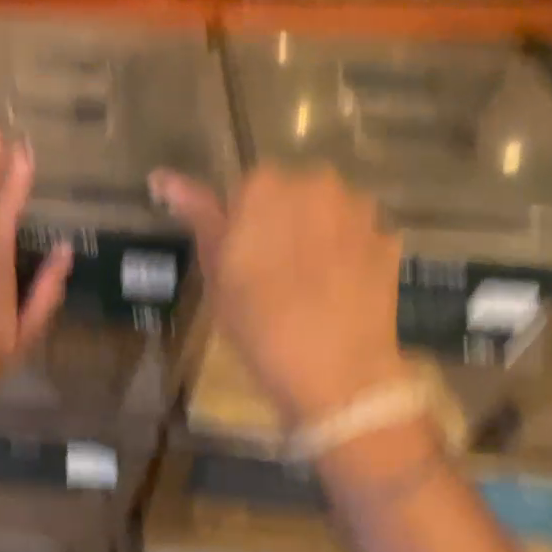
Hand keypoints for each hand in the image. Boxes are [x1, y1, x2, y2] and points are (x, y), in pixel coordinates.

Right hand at [152, 166, 406, 419]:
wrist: (336, 374)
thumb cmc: (259, 324)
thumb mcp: (216, 272)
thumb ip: (198, 215)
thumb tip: (162, 176)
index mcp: (265, 186)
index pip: (245, 188)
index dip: (239, 224)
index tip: (239, 260)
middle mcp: (316, 184)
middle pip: (290, 194)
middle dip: (281, 222)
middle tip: (268, 273)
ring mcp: (359, 210)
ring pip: (326, 211)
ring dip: (316, 234)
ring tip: (307, 284)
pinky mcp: (389, 240)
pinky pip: (357, 236)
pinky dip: (347, 254)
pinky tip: (337, 291)